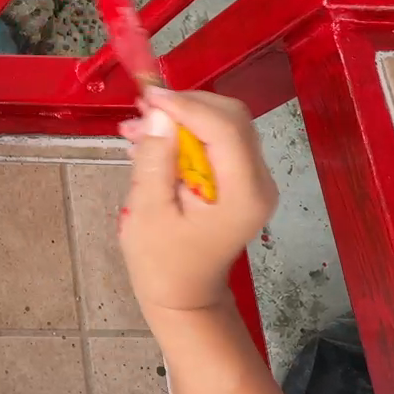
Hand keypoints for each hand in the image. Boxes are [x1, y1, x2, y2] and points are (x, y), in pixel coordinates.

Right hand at [117, 88, 277, 315]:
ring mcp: (252, 180)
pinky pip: (217, 141)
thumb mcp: (146, 211)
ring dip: (181, 118)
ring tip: (135, 128)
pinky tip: (151, 142)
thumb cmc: (160, 261)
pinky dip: (185, 133)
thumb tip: (159, 114)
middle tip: (141, 110)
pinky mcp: (239, 180)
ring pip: (224, 125)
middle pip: (231, 119)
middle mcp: (258, 181)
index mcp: (241, 193)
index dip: (186, 106)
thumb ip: (155, 160)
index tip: (147, 98)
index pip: (224, 128)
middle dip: (185, 106)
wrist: (184, 295)